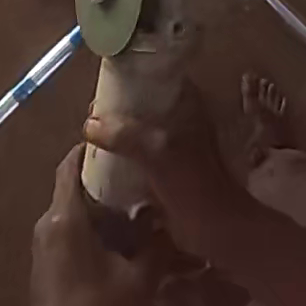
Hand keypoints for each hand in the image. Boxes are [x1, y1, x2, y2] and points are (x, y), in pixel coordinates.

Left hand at [29, 144, 161, 305]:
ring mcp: (41, 244)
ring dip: (94, 207)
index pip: (69, 165)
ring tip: (128, 209)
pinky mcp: (43, 264)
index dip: (88, 149)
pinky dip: (86, 227)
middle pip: (70, 187)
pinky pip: (64, 231)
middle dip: (99, 180)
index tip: (111, 142)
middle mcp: (47, 222)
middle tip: (130, 177)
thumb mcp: (134, 283)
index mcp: (64, 216)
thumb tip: (172, 226)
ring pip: (68, 211)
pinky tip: (112, 241)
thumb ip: (156, 251)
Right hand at [83, 83, 250, 257]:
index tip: (107, 77)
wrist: (216, 231)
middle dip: (120, 103)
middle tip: (93, 109)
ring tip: (94, 131)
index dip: (134, 73)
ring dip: (120, 128)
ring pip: (141, 126)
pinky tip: (104, 156)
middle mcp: (182, 118)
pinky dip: (123, 151)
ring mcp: (175, 143)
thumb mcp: (157, 152)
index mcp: (187, 104)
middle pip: (146, 100)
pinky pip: (139, 151)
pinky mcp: (168, 168)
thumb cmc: (193, 185)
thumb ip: (124, 135)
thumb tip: (89, 124)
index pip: (159, 74)